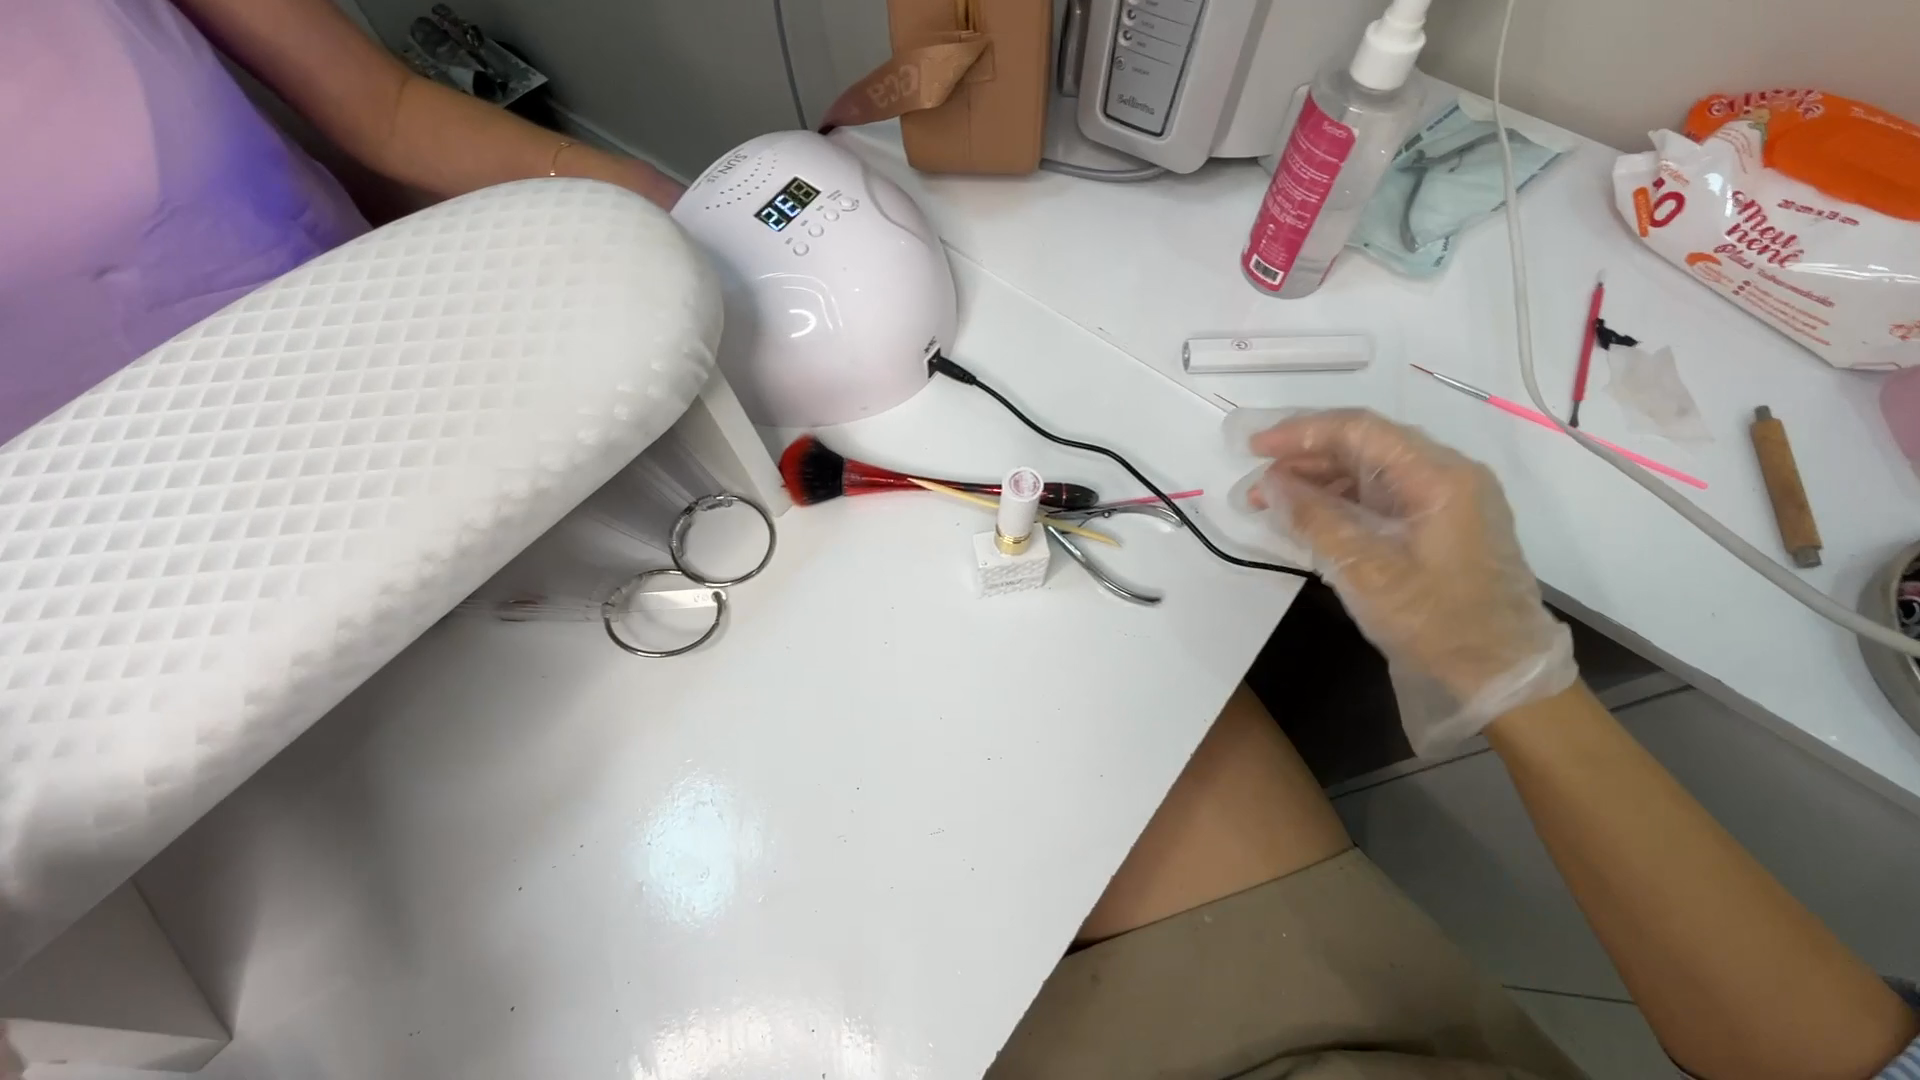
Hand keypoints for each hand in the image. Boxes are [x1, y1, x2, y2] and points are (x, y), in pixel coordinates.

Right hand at [1246, 409, 1576, 753]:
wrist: (1501, 677)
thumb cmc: (1437, 621)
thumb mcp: (1366, 571)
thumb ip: (1315, 519)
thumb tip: (1271, 483)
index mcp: (1439, 476)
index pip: (1360, 430)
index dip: (1301, 432)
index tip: (1253, 447)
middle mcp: (1446, 477)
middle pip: (1364, 447)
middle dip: (1304, 459)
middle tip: (1254, 481)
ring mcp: (1443, 504)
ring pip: (1369, 474)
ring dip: (1317, 483)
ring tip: (1270, 503)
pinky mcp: (1436, 529)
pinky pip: (1378, 501)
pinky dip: (1337, 505)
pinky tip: (1305, 521)